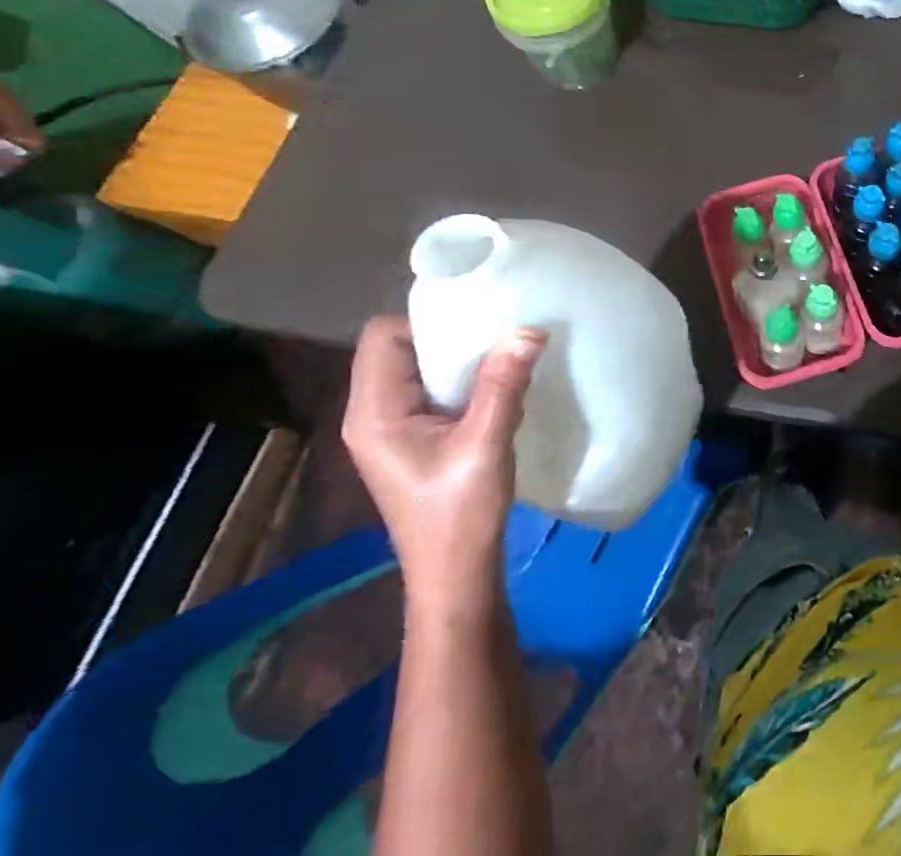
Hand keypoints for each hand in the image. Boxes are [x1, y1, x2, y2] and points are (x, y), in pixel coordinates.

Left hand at [340, 315, 545, 613]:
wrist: (457, 579)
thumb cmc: (461, 517)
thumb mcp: (485, 446)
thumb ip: (503, 384)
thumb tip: (529, 329)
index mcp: (373, 412)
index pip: (383, 335)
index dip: (426, 321)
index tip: (475, 322)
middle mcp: (371, 413)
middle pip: (399, 348)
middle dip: (447, 337)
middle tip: (495, 334)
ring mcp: (390, 428)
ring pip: (417, 369)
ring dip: (457, 361)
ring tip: (499, 357)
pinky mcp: (411, 441)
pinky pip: (430, 392)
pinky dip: (460, 384)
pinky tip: (495, 389)